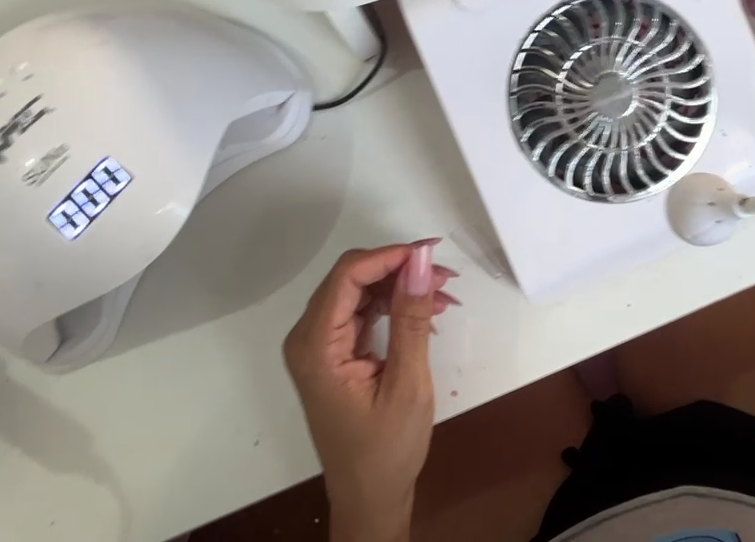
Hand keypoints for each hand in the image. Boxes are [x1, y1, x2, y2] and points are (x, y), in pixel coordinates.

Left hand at [284, 241, 459, 541]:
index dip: (389, 257)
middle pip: (352, 278)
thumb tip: (421, 263)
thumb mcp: (407, 385)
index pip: (347, 276)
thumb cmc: (386, 451)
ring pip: (361, 291)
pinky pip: (364, 311)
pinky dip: (396, 306)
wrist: (371, 499)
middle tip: (445, 276)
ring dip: (402, 286)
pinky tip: (428, 312)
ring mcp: (321, 345)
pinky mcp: (336, 352)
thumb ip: (411, 320)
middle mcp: (309, 338)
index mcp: (315, 347)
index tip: (431, 254)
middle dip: (399, 269)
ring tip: (444, 294)